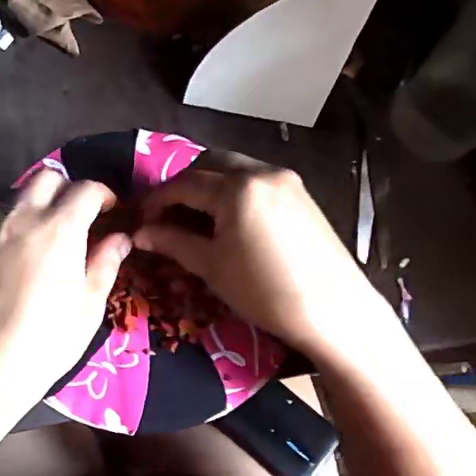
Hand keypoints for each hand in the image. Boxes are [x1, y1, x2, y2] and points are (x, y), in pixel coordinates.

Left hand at [0, 170, 130, 410]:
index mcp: (60, 228)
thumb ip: (105, 263)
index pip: (86, 189)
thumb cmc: (46, 340)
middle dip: (68, 188)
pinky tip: (20, 257)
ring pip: (18, 196)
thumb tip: (120, 238)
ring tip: (49, 236)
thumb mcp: (89, 305)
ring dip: (39, 204)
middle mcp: (23, 218)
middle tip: (80, 216)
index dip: (104, 193)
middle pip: (47, 177)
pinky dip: (15, 225)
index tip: (111, 209)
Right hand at [133, 152, 392, 365]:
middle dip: (184, 184)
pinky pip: (258, 181)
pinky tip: (230, 220)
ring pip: (236, 169)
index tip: (141, 219)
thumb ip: (173, 242)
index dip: (157, 200)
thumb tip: (141, 233)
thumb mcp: (212, 267)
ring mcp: (286, 180)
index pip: (184, 183)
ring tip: (196, 218)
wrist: (334, 311)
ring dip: (211, 185)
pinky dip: (236, 192)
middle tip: (168, 214)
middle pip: (210, 163)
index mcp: (237, 186)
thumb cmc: (265, 292)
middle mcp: (262, 171)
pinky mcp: (302, 195)